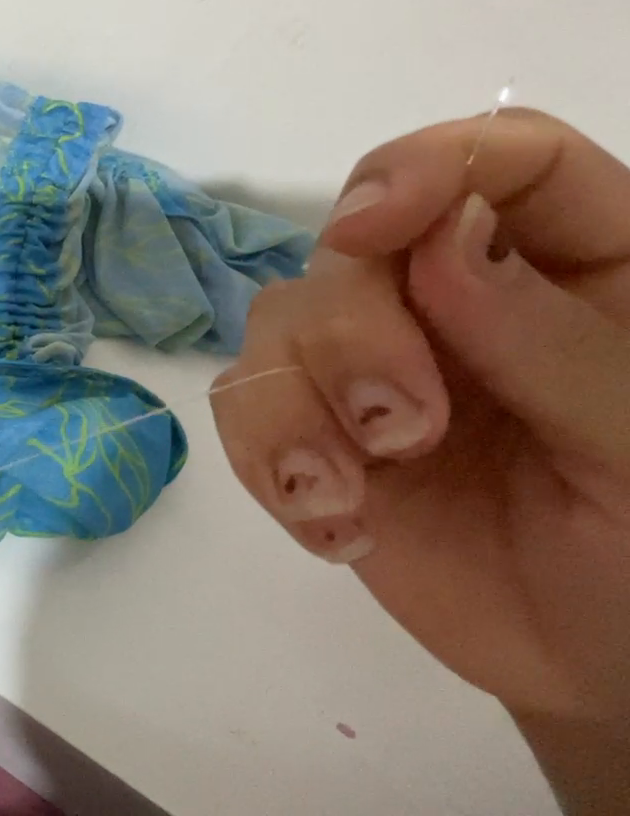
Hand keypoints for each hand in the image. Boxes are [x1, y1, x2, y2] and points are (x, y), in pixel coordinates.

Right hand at [211, 109, 629, 805]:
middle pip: (349, 257)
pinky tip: (331, 523)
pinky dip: (265, 459)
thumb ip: (556, 343)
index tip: (369, 230)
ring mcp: (364, 365)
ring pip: (275, 324)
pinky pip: (239, 404)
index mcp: (573, 275)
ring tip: (343, 499)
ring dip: (294, 409)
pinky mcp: (303, 426)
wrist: (590, 667)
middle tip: (400, 430)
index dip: (428, 169)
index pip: (501, 163)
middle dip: (351, 338)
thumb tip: (442, 240)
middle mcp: (452, 301)